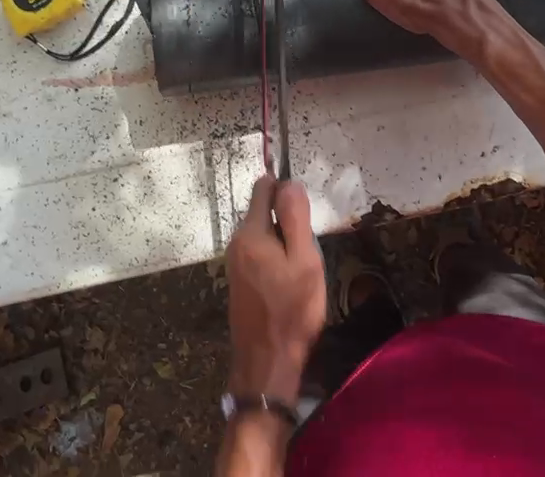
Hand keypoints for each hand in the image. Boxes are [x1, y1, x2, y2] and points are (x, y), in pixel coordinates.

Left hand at [225, 177, 324, 402]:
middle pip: (265, 211)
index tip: (306, 212)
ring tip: (302, 270)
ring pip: (265, 234)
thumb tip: (289, 181)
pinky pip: (260, 254)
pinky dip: (276, 259)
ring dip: (284, 243)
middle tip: (308, 251)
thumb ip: (296, 218)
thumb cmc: (291, 310)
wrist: (267, 362)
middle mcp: (237, 242)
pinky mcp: (239, 280)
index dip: (286, 189)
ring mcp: (235, 262)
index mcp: (251, 232)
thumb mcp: (304, 260)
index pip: (264, 187)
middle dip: (288, 221)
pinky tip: (290, 284)